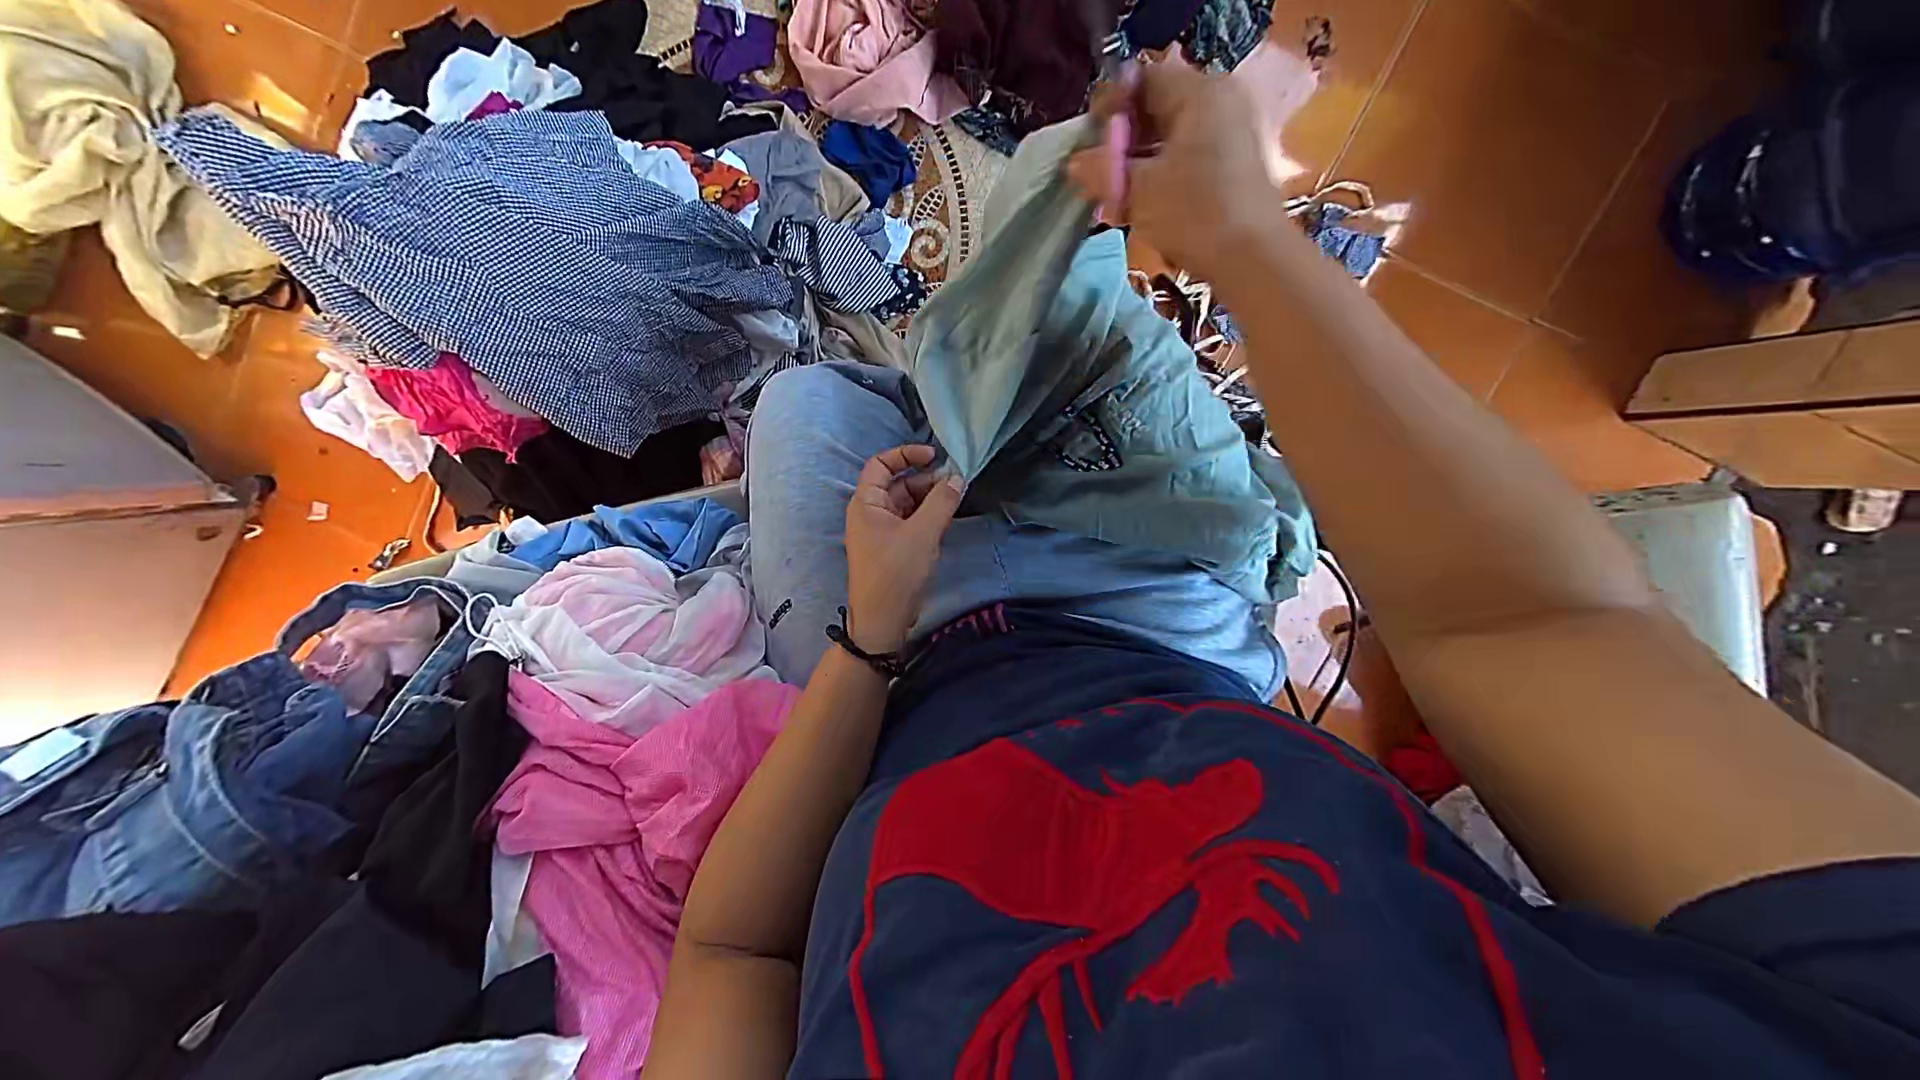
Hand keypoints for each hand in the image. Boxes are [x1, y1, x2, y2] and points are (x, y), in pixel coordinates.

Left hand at [844, 445, 964, 654]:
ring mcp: (880, 532)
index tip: (934, 456)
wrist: (882, 622)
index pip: (881, 464)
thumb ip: (942, 502)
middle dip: (926, 481)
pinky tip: (945, 522)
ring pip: (907, 504)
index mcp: (866, 503)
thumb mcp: (923, 534)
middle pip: (898, 483)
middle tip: (955, 485)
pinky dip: (927, 518)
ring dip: (930, 500)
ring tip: (955, 503)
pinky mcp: (892, 548)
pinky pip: (910, 522)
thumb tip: (957, 478)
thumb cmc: (896, 574)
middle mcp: (870, 513)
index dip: (906, 454)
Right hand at [1066, 60, 1277, 278]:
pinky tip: (1143, 207)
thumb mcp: (1138, 191)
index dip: (1110, 108)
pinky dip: (1161, 177)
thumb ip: (1102, 170)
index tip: (1090, 143)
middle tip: (1099, 176)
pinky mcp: (1237, 167)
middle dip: (1123, 143)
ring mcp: (1234, 134)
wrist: (1252, 259)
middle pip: (1158, 109)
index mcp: (1201, 92)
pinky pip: (1188, 159)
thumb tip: (1075, 163)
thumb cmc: (1194, 214)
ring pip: (1171, 139)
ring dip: (1138, 165)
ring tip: (1116, 200)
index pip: (1144, 79)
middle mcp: (1222, 101)